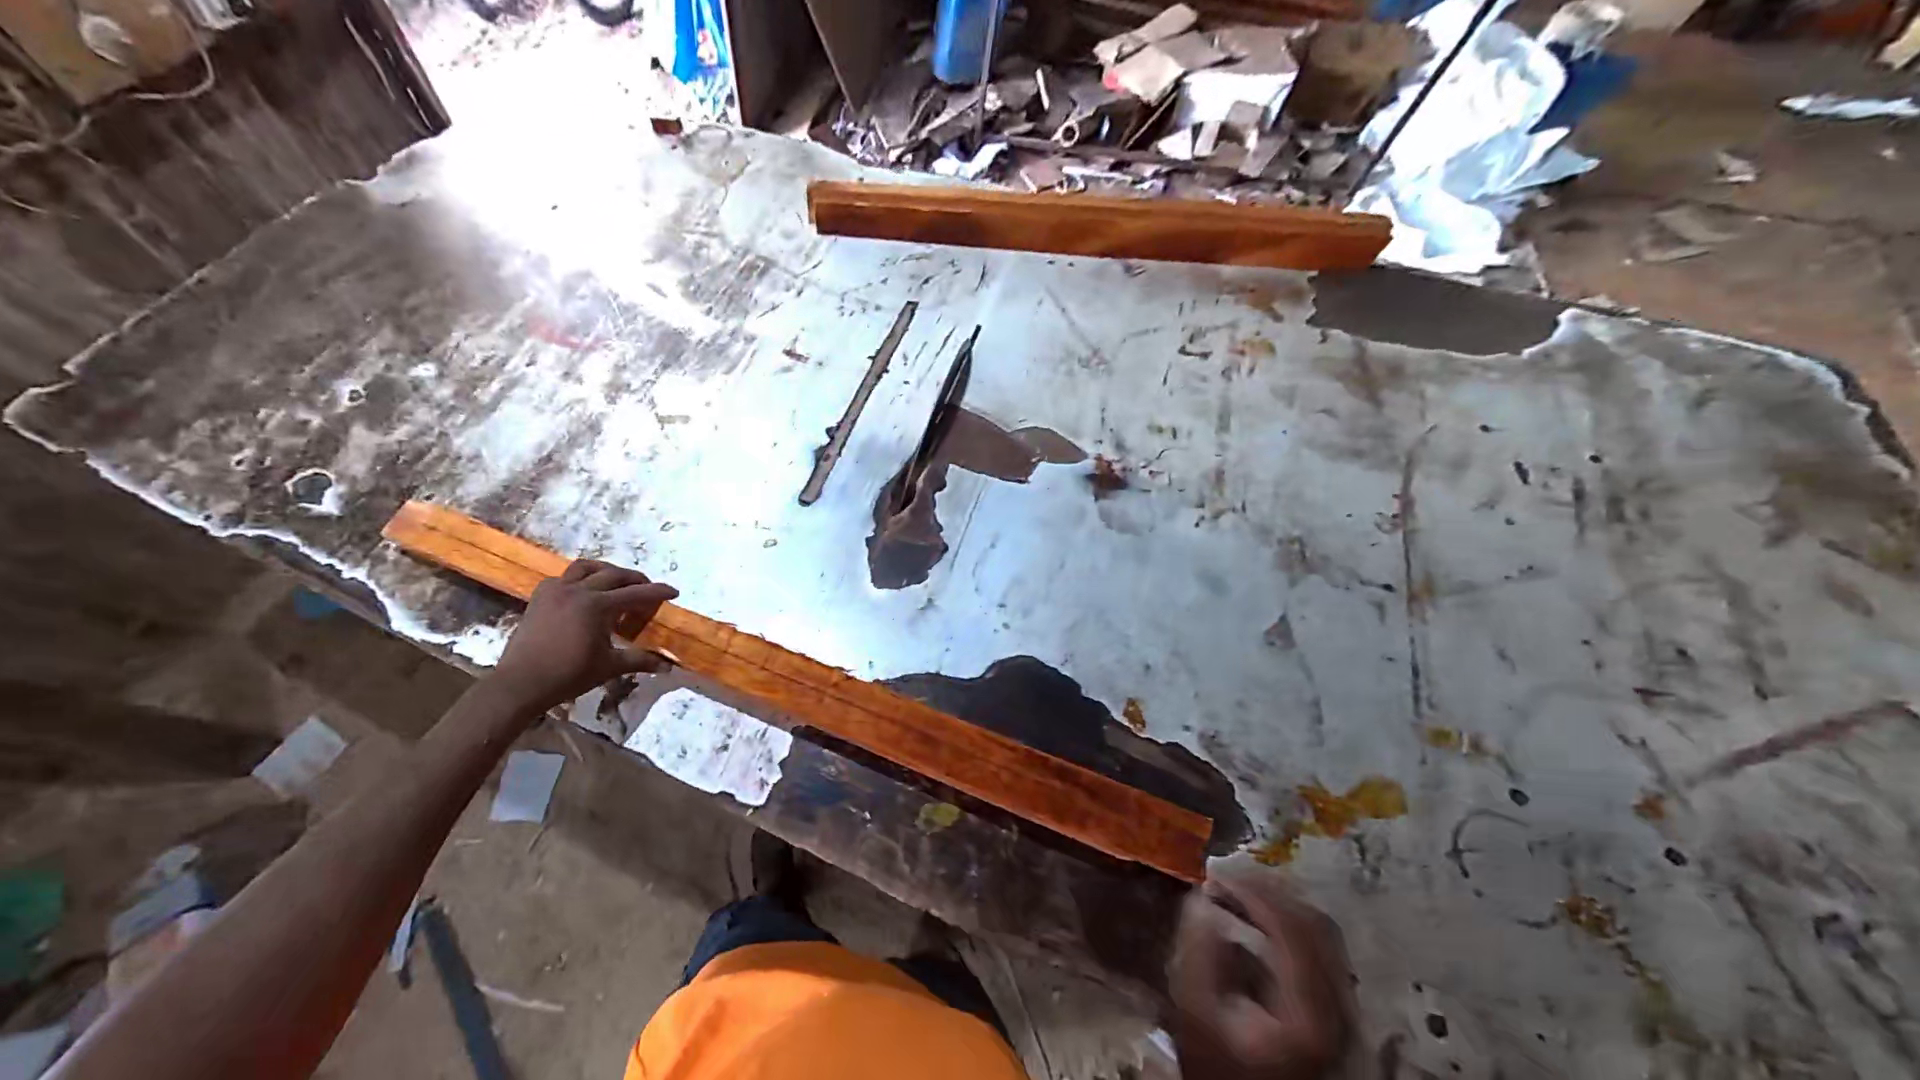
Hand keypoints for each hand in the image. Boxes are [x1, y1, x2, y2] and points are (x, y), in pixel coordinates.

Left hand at [488, 559, 678, 712]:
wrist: (521, 683)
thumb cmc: (568, 675)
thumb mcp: (609, 666)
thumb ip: (640, 660)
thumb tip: (669, 666)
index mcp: (597, 605)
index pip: (636, 593)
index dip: (657, 592)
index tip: (674, 592)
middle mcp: (578, 590)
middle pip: (614, 575)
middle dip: (635, 579)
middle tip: (647, 588)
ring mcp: (556, 591)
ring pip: (586, 567)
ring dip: (606, 571)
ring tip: (616, 581)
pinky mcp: (540, 597)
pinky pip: (564, 577)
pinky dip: (580, 578)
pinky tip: (584, 591)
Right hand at [1167, 864, 1352, 1079]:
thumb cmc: (1221, 1066)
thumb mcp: (1197, 1015)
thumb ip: (1198, 954)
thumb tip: (1201, 899)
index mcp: (1309, 1014)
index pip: (1292, 931)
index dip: (1255, 894)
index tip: (1217, 875)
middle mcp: (1341, 1009)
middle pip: (1315, 925)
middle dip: (1269, 891)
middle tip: (1227, 876)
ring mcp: (1346, 1011)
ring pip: (1324, 932)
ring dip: (1282, 902)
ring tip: (1240, 890)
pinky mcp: (1340, 1009)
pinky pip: (1324, 947)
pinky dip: (1291, 922)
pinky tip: (1259, 917)